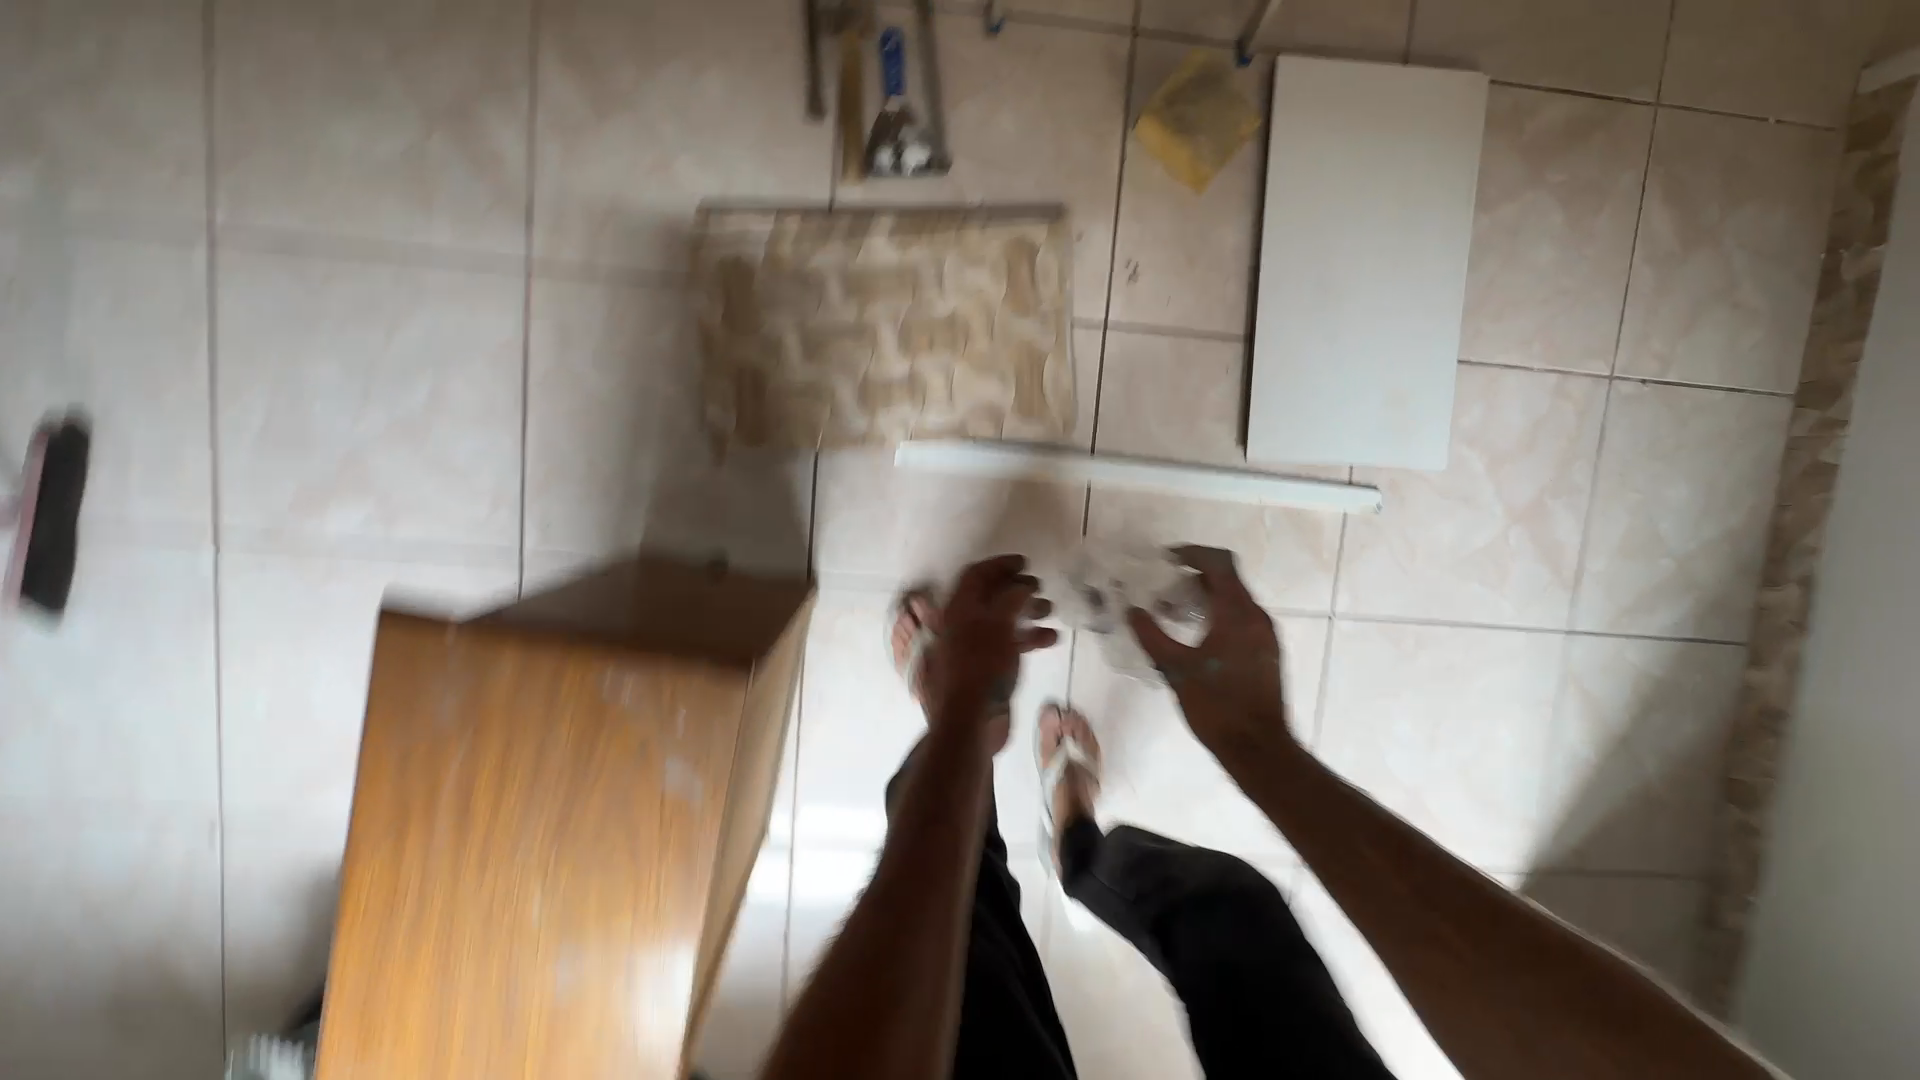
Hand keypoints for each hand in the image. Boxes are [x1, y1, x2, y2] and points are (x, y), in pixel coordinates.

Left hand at [921, 554, 1058, 751]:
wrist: (970, 721)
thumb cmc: (981, 666)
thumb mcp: (998, 624)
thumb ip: (1011, 598)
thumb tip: (1023, 585)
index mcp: (956, 609)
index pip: (975, 575)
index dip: (999, 565)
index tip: (1025, 562)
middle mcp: (961, 625)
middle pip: (990, 596)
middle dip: (1017, 588)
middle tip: (1040, 587)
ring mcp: (974, 648)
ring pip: (1002, 620)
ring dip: (1027, 612)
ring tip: (1051, 610)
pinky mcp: (987, 669)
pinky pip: (1009, 645)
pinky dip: (1028, 638)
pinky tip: (1050, 639)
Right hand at [1127, 546, 1296, 758]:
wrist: (1258, 747)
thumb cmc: (1216, 706)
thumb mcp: (1175, 668)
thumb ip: (1151, 635)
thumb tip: (1132, 610)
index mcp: (1237, 613)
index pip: (1220, 563)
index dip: (1192, 554)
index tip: (1166, 560)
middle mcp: (1258, 617)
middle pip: (1228, 580)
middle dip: (1194, 577)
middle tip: (1163, 588)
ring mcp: (1267, 636)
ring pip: (1235, 600)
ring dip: (1206, 598)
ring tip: (1174, 612)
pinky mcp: (1268, 653)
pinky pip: (1242, 619)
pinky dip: (1218, 615)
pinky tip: (1196, 637)